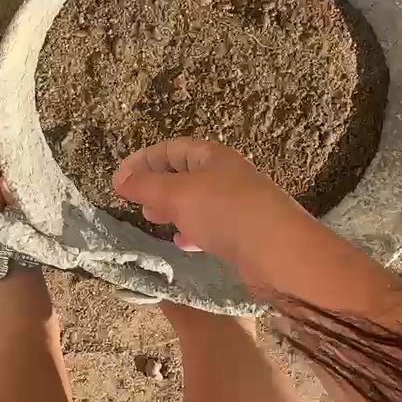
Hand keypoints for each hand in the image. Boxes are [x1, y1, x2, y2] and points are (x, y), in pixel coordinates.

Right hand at [111, 139, 336, 290]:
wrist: (281, 252)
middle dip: (156, 185)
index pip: (170, 148)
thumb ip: (146, 186)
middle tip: (136, 202)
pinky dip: (192, 229)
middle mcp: (226, 174)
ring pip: (196, 200)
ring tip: (155, 220)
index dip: (142, 161)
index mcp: (212, 155)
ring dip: (172, 208)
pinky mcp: (244, 231)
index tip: (119, 180)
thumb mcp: (178, 194)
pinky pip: (210, 224)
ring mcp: (237, 203)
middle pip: (183, 173)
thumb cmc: (227, 213)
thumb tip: (120, 179)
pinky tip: (184, 243)